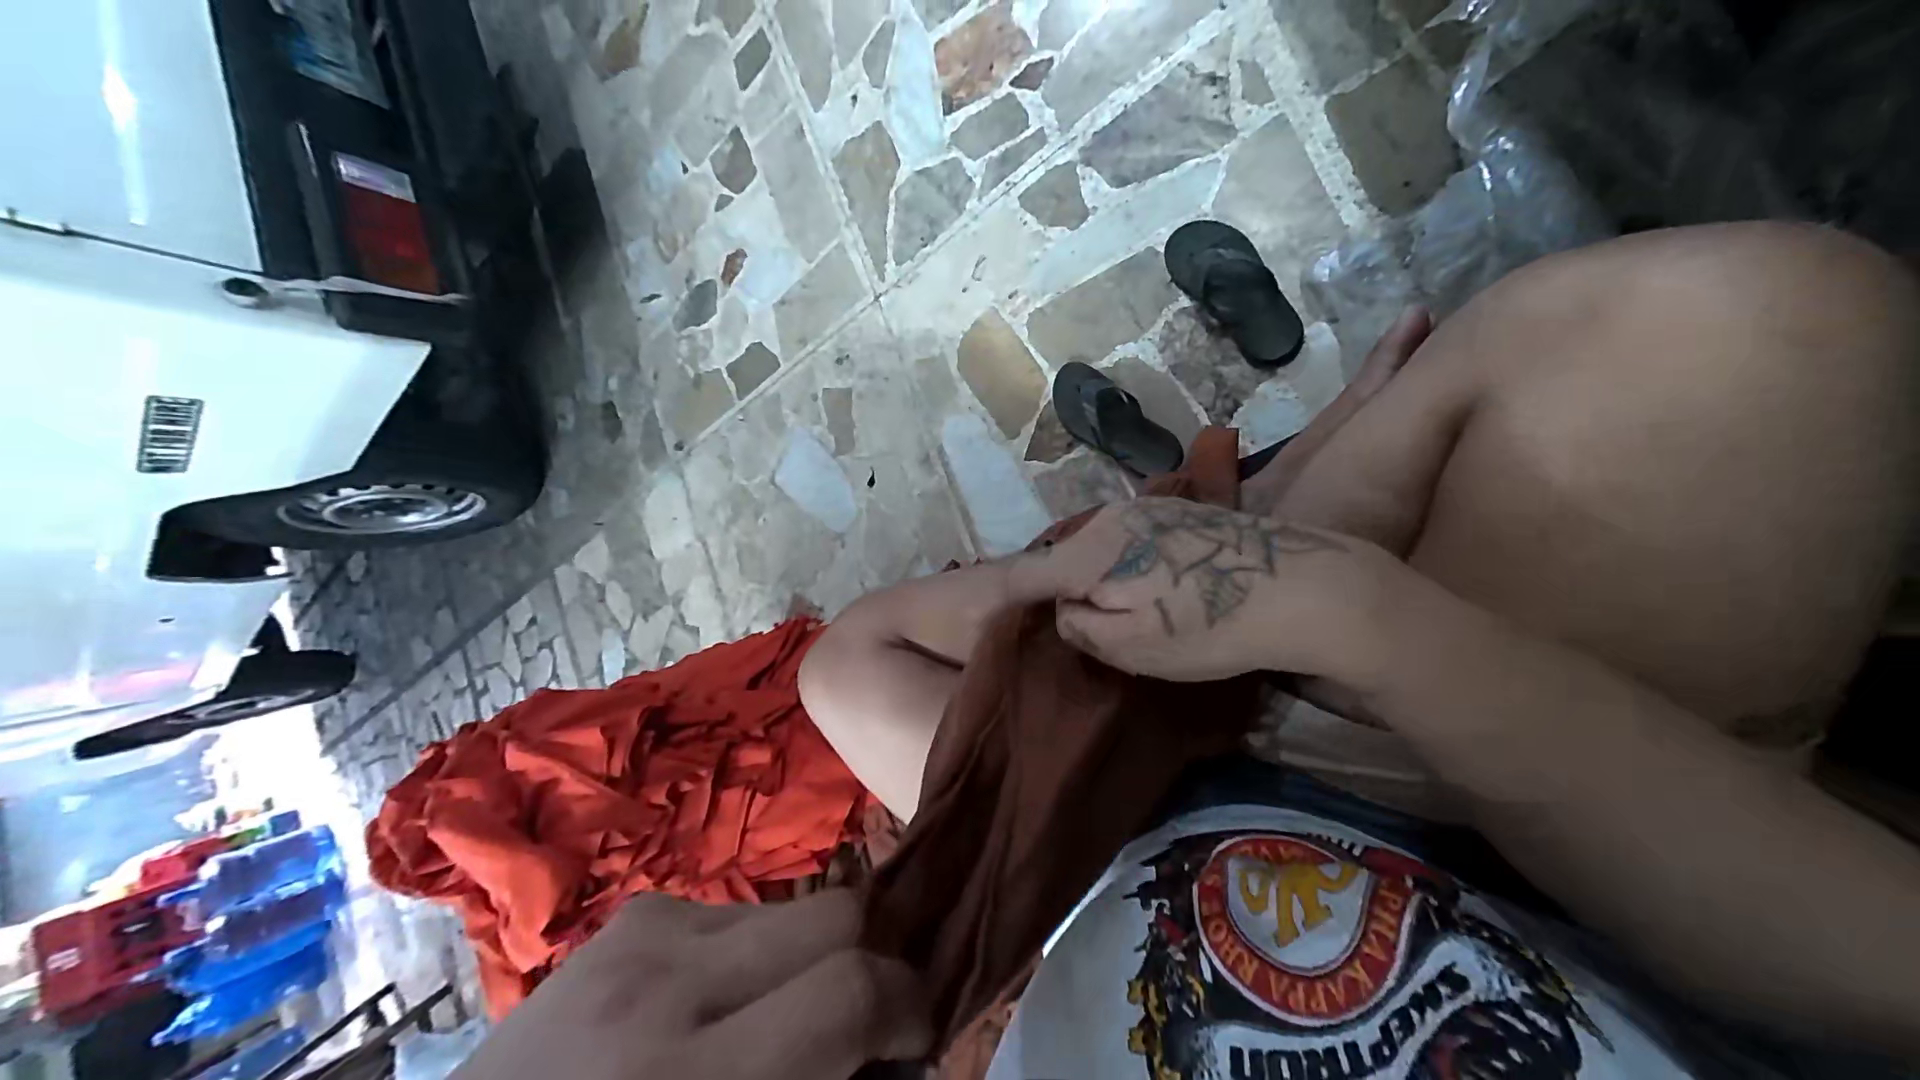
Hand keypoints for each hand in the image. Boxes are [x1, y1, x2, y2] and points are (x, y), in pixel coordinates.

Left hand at [453, 891, 929, 1079]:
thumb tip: (905, 1057)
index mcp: (692, 1079)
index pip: (849, 989)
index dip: (909, 1005)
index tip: (913, 1035)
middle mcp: (667, 982)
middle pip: (838, 912)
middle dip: (872, 961)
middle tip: (861, 1017)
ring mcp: (644, 933)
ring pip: (795, 903)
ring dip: (812, 956)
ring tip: (781, 1014)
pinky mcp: (633, 915)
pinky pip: (739, 909)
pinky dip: (757, 951)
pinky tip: (720, 1002)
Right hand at [1035, 498, 1391, 682]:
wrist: (1312, 589)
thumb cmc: (1214, 628)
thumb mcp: (1134, 648)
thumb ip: (1080, 627)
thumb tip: (1065, 609)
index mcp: (1092, 550)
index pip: (1027, 573)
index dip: (1004, 598)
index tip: (991, 621)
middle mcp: (1113, 517)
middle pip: (1064, 558)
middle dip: (1059, 591)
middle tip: (1070, 629)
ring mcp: (1152, 508)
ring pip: (1100, 548)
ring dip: (1097, 579)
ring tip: (1115, 612)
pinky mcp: (1184, 512)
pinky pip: (1132, 542)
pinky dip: (1127, 567)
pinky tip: (1156, 589)